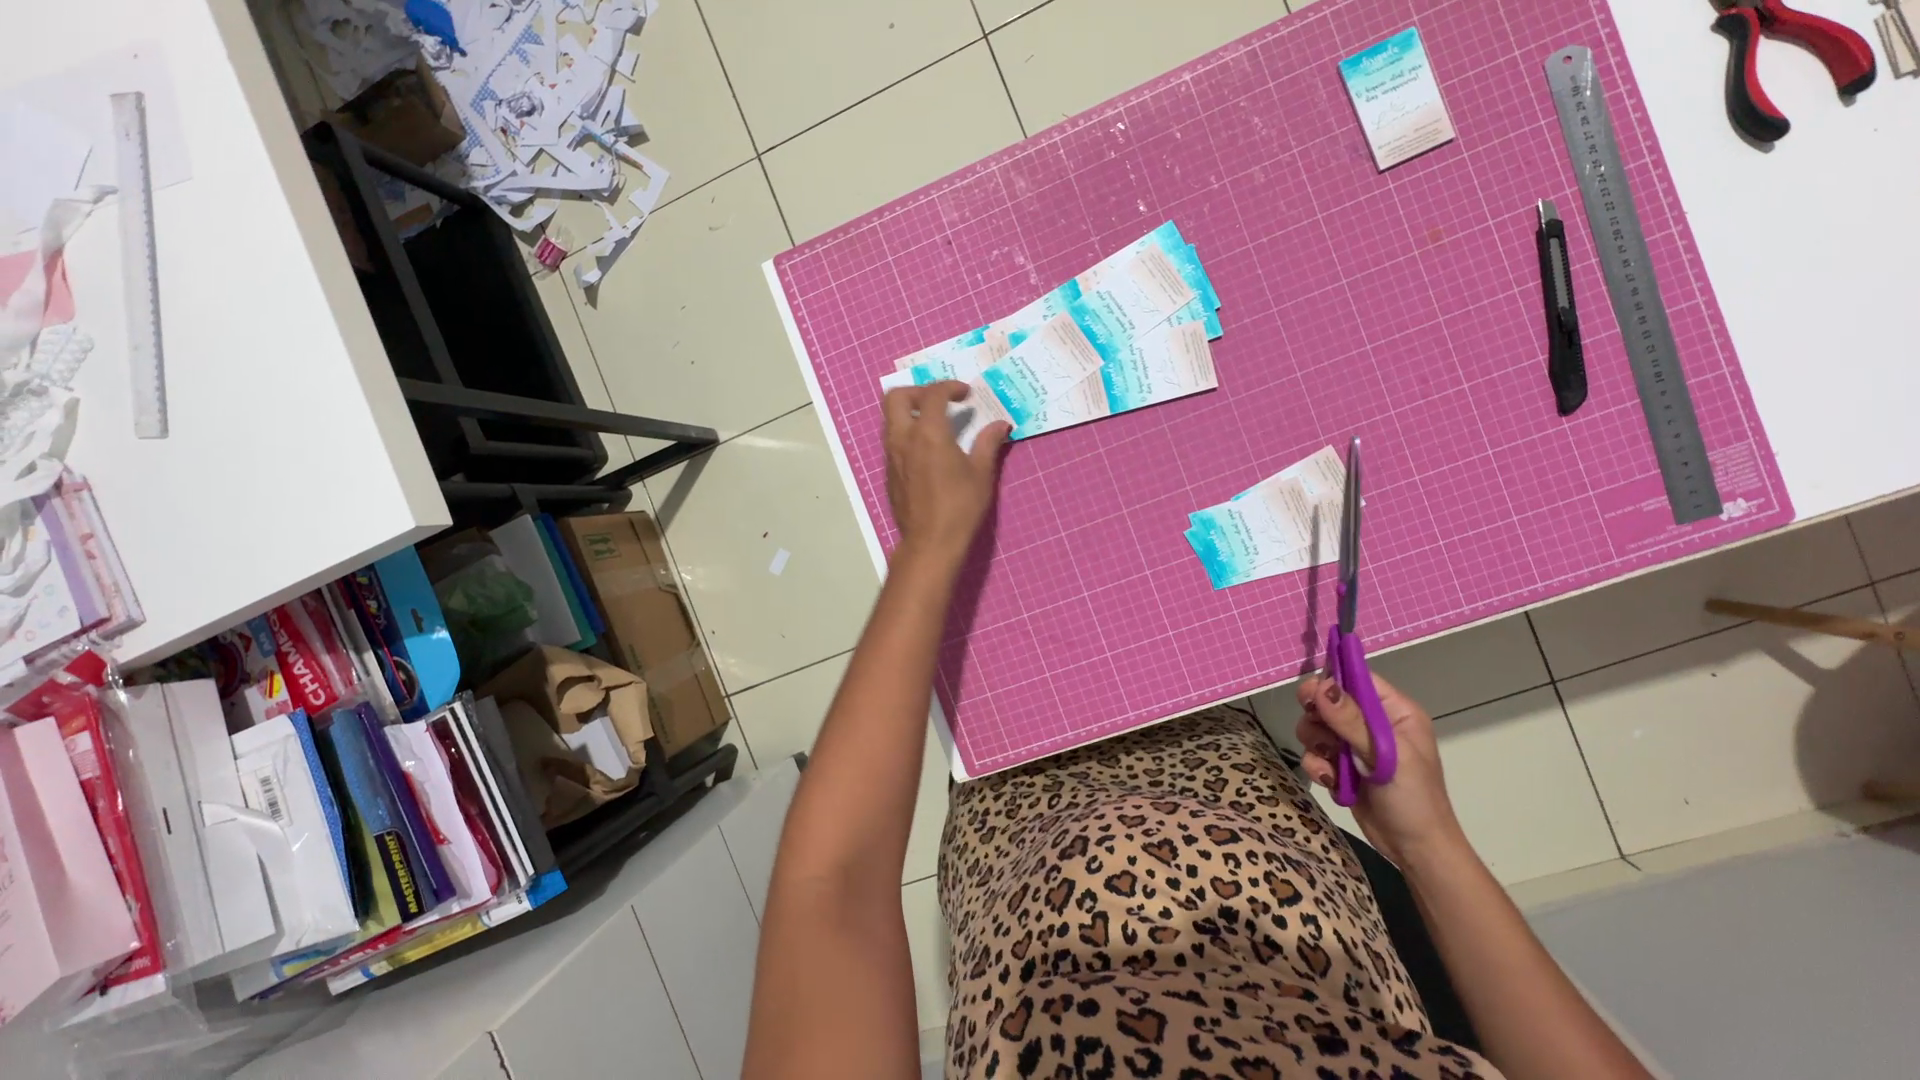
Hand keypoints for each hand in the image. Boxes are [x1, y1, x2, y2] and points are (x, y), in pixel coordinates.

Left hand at [883, 381, 1010, 568]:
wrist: (930, 543)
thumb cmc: (960, 507)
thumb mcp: (981, 474)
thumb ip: (988, 444)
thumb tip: (1000, 426)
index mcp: (928, 434)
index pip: (933, 394)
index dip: (950, 387)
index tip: (966, 394)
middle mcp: (903, 439)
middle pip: (896, 397)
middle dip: (918, 391)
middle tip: (939, 401)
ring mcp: (892, 456)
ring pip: (890, 419)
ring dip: (910, 412)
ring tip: (934, 422)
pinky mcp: (889, 473)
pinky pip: (892, 440)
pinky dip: (907, 433)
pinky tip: (927, 449)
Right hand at [1295, 672, 1464, 865]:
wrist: (1414, 848)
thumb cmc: (1412, 797)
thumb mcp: (1384, 756)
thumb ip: (1351, 720)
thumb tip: (1321, 686)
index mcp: (1395, 713)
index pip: (1358, 680)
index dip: (1332, 683)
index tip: (1309, 696)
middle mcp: (1374, 724)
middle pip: (1330, 701)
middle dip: (1319, 718)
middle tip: (1320, 735)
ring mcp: (1356, 746)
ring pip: (1317, 727)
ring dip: (1316, 744)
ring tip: (1331, 764)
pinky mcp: (1342, 767)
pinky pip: (1315, 754)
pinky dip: (1317, 766)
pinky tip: (1331, 781)